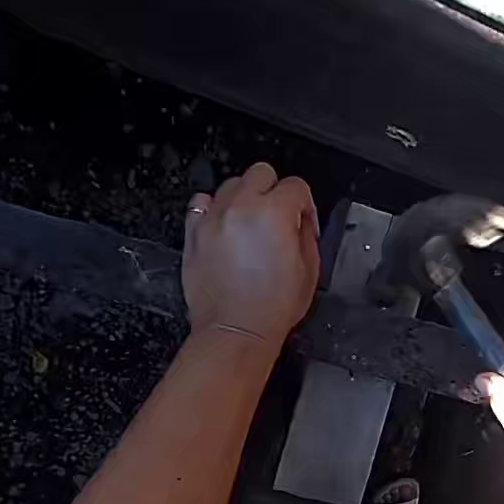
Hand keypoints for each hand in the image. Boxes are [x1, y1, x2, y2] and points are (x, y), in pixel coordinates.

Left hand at [183, 162, 319, 345]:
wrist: (236, 330)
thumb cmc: (272, 307)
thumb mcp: (309, 271)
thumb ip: (306, 236)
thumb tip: (301, 223)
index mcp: (275, 213)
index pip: (296, 186)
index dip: (305, 206)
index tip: (304, 224)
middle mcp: (242, 207)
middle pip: (261, 173)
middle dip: (274, 191)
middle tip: (277, 217)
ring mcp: (214, 217)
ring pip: (231, 184)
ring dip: (244, 198)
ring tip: (249, 225)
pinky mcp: (194, 233)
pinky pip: (201, 203)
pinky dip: (213, 209)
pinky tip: (223, 227)